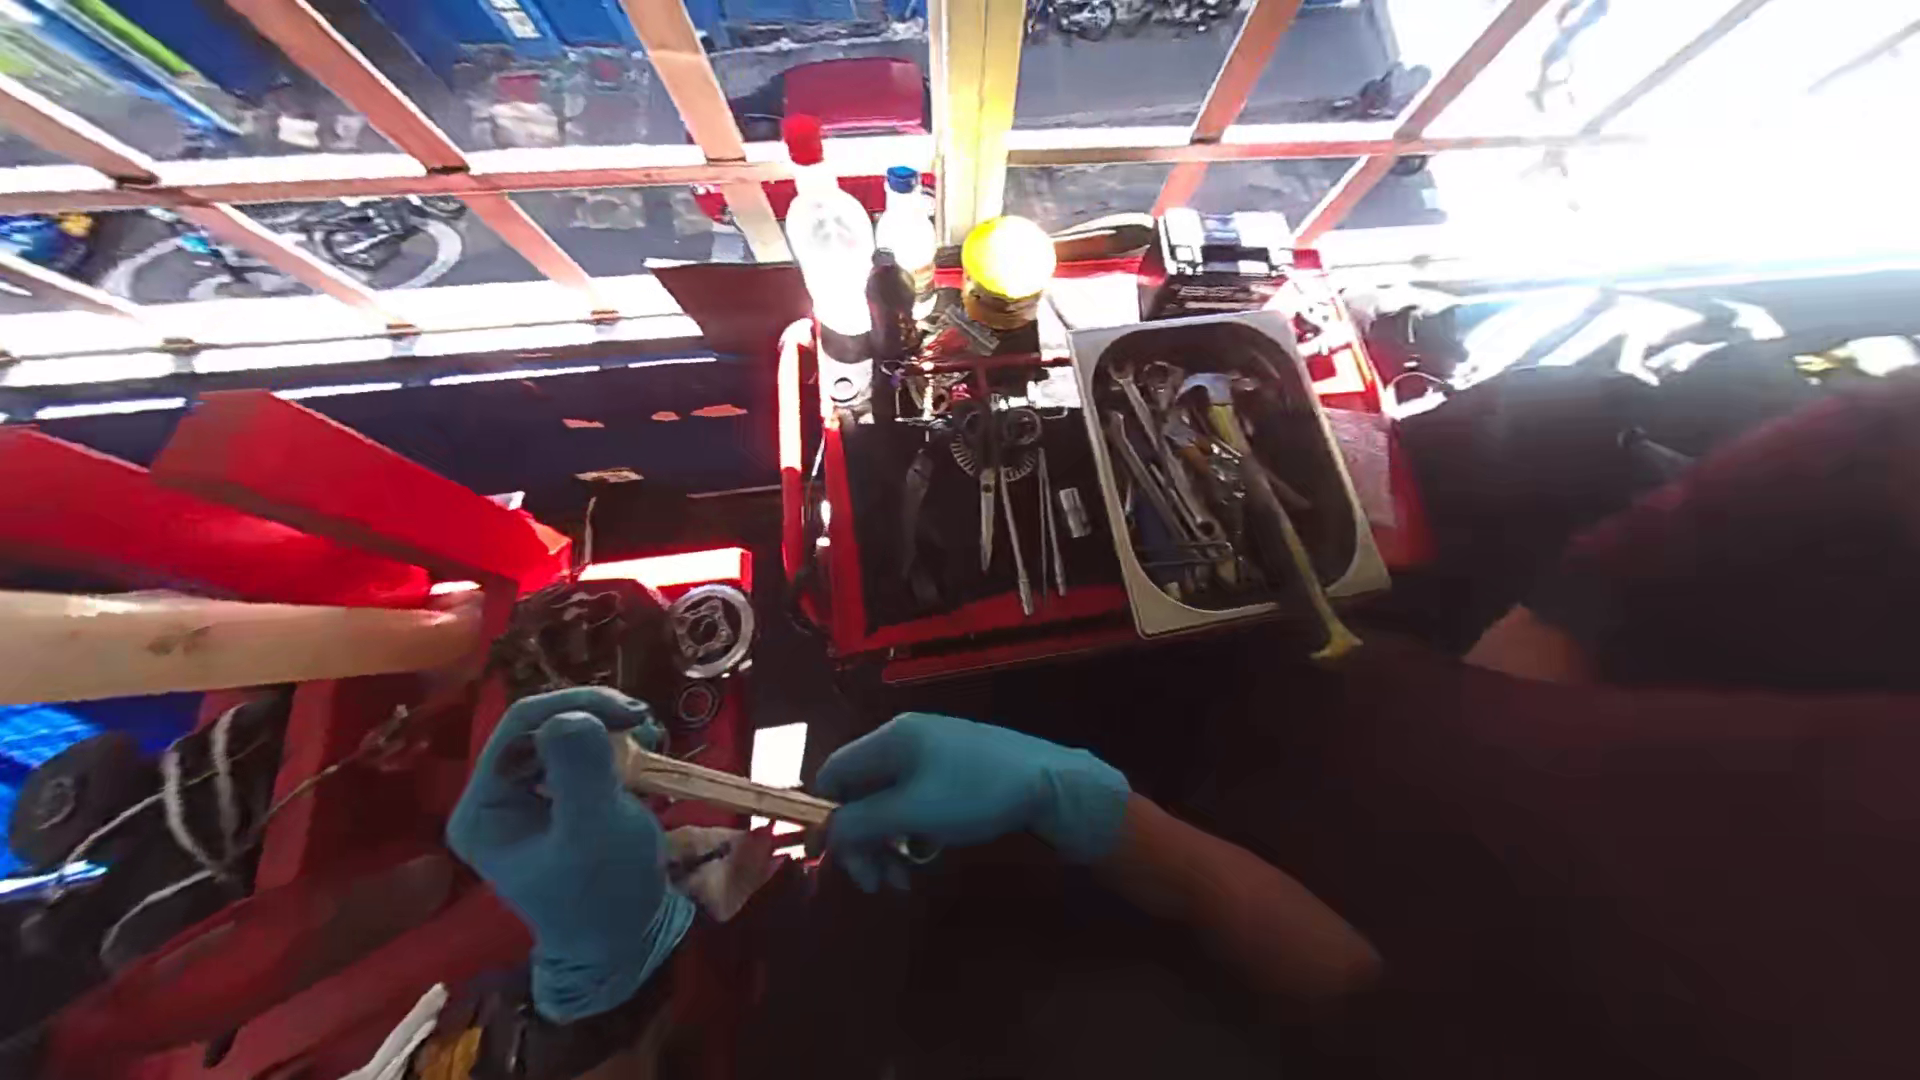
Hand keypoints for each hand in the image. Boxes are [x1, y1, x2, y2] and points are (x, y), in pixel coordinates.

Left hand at [447, 687, 694, 1021]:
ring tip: (649, 738)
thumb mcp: (594, 830)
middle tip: (644, 723)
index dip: (576, 708)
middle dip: (598, 716)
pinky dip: (618, 741)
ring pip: (567, 730)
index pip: (519, 728)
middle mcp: (500, 794)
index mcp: (485, 807)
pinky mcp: (565, 793)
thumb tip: (573, 716)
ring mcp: (532, 793)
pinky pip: (586, 747)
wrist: (628, 932)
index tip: (633, 716)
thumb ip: (579, 772)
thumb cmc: (604, 889)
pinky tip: (643, 750)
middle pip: (543, 723)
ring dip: (611, 726)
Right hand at [815, 712, 1129, 891]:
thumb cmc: (975, 793)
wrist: (1049, 783)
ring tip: (904, 880)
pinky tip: (927, 856)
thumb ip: (860, 823)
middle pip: (861, 791)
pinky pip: (915, 800)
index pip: (834, 772)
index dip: (827, 816)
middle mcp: (906, 739)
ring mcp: (931, 752)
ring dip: (888, 843)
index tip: (836, 861)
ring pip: (889, 801)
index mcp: (891, 738)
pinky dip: (912, 831)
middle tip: (878, 885)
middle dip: (863, 840)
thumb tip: (825, 834)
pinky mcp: (952, 769)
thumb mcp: (912, 812)